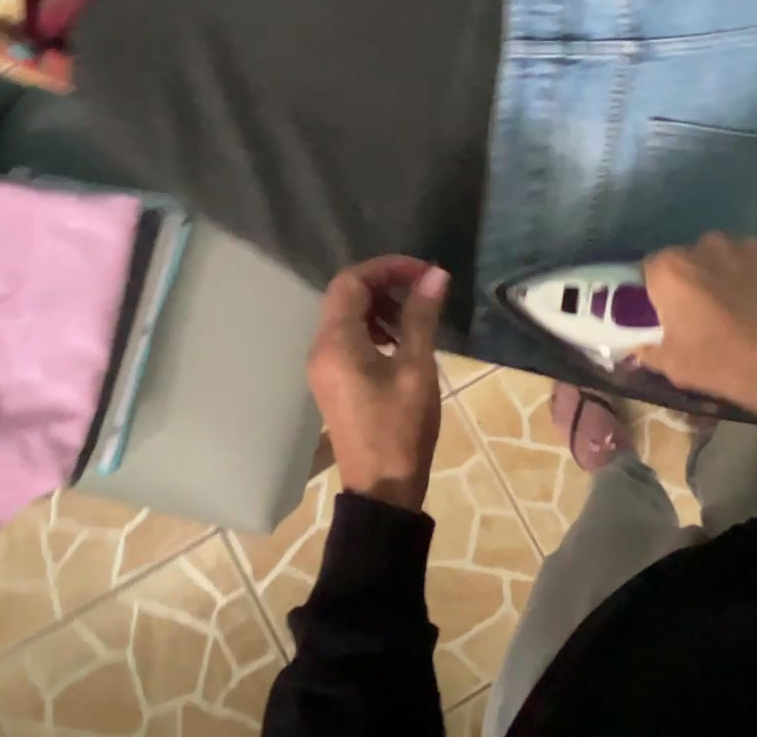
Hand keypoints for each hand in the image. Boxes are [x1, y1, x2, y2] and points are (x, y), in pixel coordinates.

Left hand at [306, 255, 448, 511]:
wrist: (382, 489)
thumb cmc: (401, 427)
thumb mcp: (417, 368)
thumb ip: (422, 316)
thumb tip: (435, 274)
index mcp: (336, 342)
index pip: (351, 282)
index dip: (387, 268)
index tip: (423, 273)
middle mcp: (321, 349)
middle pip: (345, 295)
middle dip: (385, 283)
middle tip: (423, 287)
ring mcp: (324, 367)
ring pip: (347, 316)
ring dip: (380, 305)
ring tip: (417, 313)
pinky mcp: (334, 381)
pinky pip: (349, 338)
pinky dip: (374, 327)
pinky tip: (403, 340)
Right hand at [631, 234, 756, 415]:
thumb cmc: (729, 363)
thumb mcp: (677, 367)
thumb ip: (648, 349)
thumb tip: (637, 345)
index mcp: (673, 269)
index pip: (652, 269)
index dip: (660, 292)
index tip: (672, 315)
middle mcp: (708, 244)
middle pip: (693, 258)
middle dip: (698, 279)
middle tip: (712, 314)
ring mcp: (751, 243)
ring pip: (731, 257)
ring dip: (733, 275)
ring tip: (751, 309)